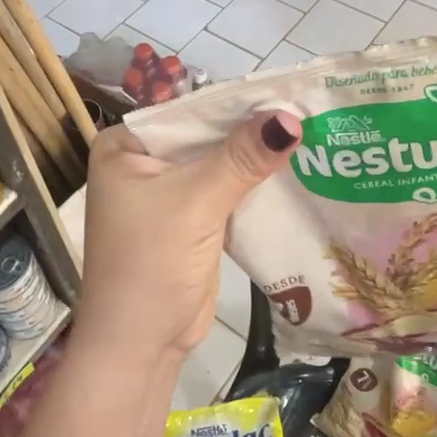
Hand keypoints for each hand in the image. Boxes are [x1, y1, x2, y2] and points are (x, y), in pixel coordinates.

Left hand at [75, 111, 300, 361]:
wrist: (140, 346)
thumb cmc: (151, 264)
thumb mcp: (197, 203)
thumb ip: (243, 157)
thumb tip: (289, 117)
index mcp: (125, 146)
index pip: (186, 109)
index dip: (234, 102)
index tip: (285, 89)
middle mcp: (142, 162)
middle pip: (205, 135)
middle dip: (250, 129)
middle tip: (307, 108)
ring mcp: (167, 192)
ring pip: (219, 162)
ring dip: (256, 156)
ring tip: (312, 131)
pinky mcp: (191, 219)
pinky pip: (226, 189)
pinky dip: (253, 183)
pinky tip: (294, 168)